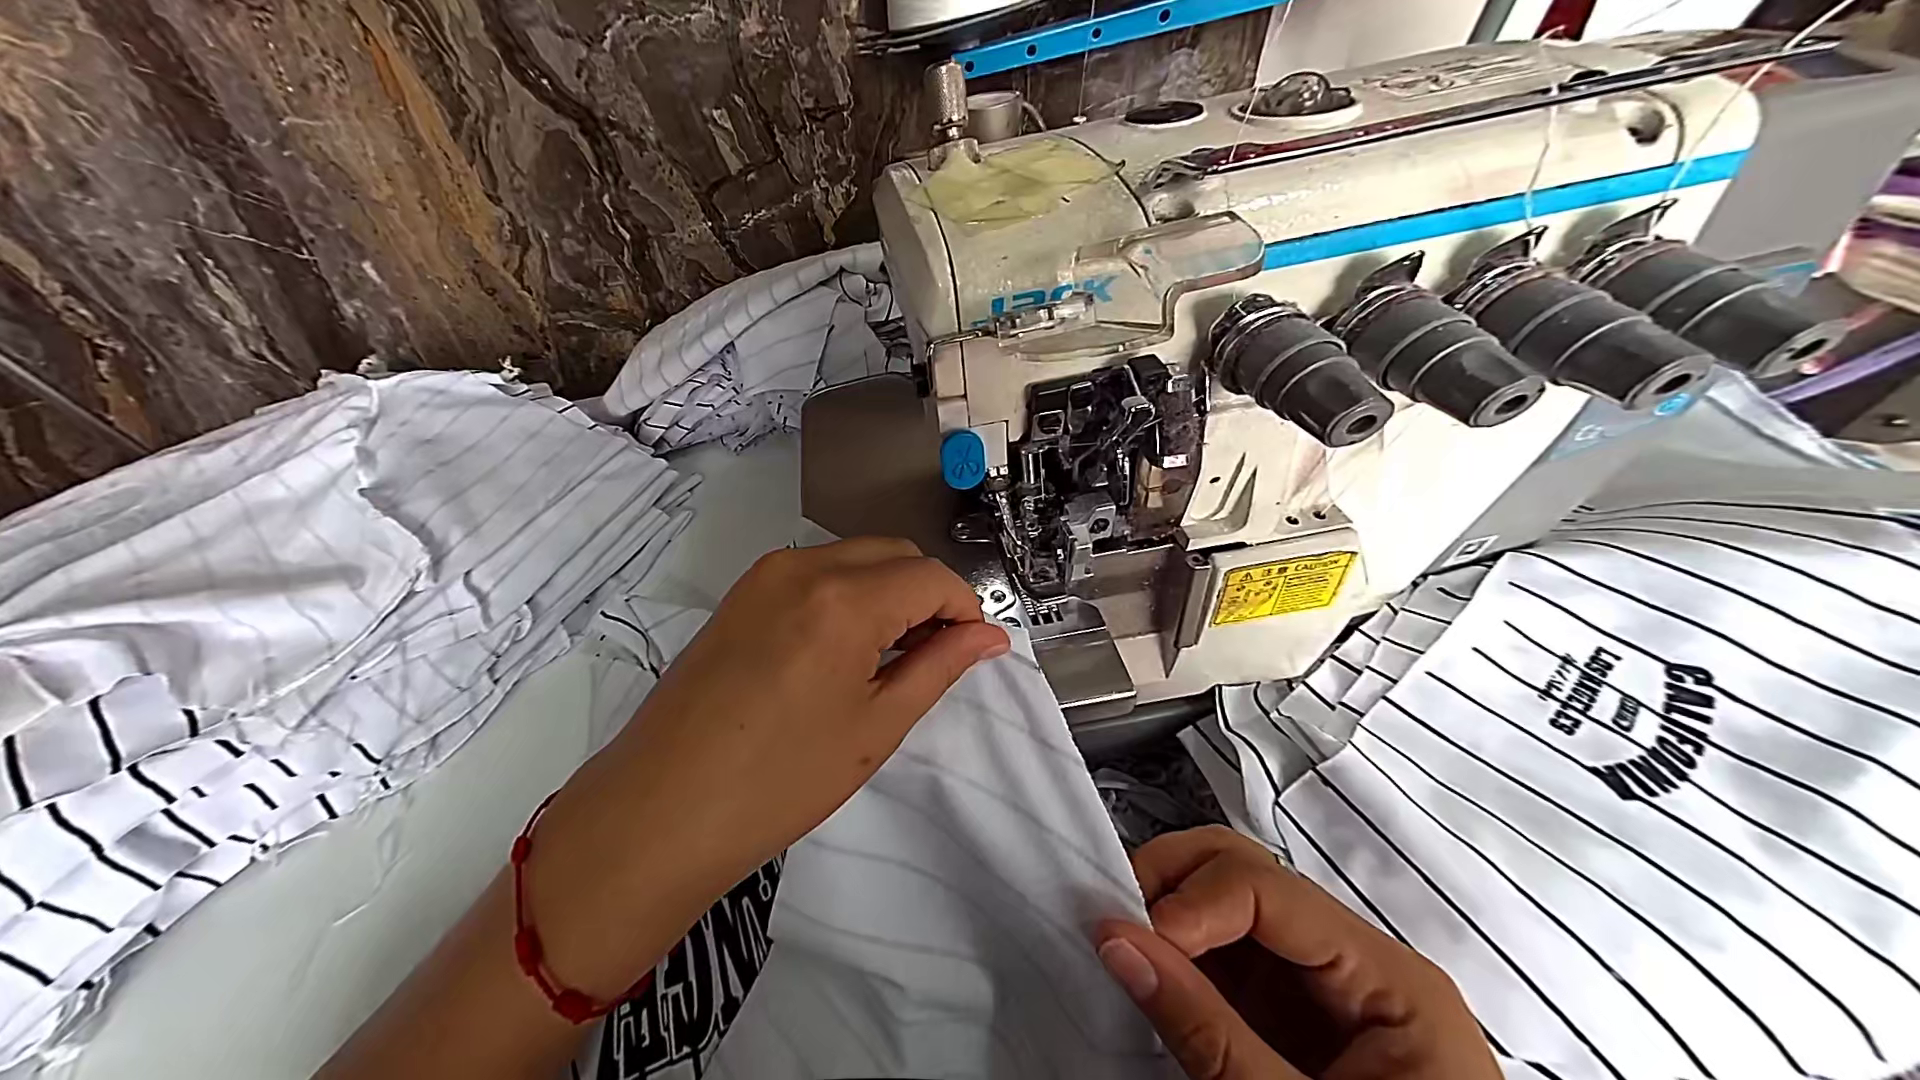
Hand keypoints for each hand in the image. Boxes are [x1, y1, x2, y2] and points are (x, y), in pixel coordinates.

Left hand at [530, 538, 1009, 994]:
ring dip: (888, 592)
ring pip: (856, 558)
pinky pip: (816, 572)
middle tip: (933, 654)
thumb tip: (991, 636)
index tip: (970, 648)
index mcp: (844, 598)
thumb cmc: (780, 780)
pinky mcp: (741, 592)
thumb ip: (941, 666)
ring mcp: (764, 574)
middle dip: (928, 594)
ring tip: (887, 656)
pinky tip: (842, 648)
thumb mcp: (877, 726)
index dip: (964, 608)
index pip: (932, 577)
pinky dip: (847, 594)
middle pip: (895, 555)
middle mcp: (803, 565)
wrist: (658, 811)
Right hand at [1095, 826, 1498, 1079]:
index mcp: (1389, 979)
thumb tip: (1119, 942)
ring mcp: (1316, 981)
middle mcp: (1353, 960)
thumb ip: (1207, 1032)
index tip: (1135, 940)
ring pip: (1226, 897)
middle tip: (1120, 919)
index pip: (1269, 889)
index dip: (1194, 901)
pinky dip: (1175, 948)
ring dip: (1166, 908)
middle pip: (1248, 870)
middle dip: (1174, 880)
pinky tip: (1149, 969)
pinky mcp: (1285, 1007)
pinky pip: (1220, 948)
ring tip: (1126, 943)